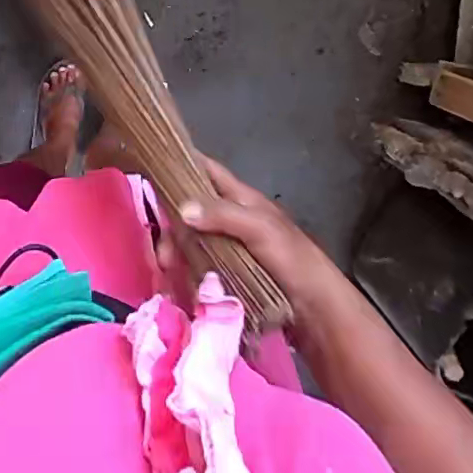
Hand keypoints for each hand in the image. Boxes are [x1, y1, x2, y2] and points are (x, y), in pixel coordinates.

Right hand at [176, 154, 350, 325]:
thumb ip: (222, 214)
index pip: (207, 170)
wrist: (317, 309)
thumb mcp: (259, 229)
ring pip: (193, 240)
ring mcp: (230, 246)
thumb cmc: (292, 259)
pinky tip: (180, 284)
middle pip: (192, 210)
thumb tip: (182, 207)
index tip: (155, 164)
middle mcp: (232, 217)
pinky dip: (187, 272)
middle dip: (173, 225)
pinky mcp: (230, 274)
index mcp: (242, 198)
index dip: (183, 162)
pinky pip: (200, 266)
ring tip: (169, 271)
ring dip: (178, 253)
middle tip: (162, 251)